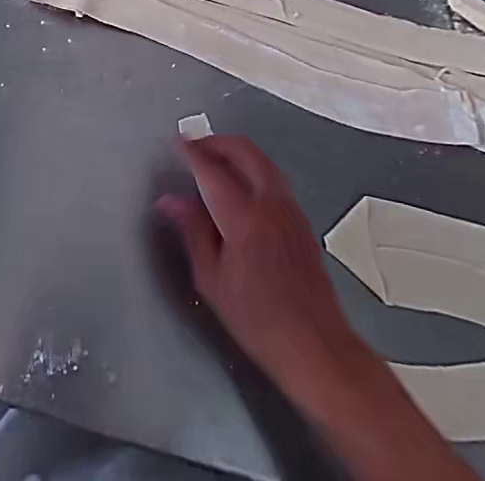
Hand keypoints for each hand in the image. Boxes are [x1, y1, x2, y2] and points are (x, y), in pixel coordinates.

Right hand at [156, 136, 369, 394]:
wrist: (314, 343)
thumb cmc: (257, 320)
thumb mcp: (212, 279)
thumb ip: (192, 231)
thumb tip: (170, 201)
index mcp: (246, 217)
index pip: (212, 171)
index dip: (191, 153)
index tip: (176, 143)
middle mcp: (272, 203)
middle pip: (244, 151)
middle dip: (216, 142)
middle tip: (193, 147)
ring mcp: (291, 208)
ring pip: (262, 160)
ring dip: (236, 152)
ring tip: (212, 161)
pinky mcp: (301, 218)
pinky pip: (273, 177)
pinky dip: (251, 167)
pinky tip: (238, 184)